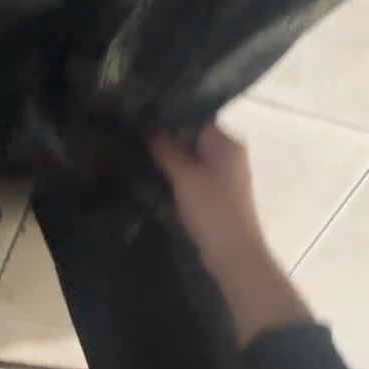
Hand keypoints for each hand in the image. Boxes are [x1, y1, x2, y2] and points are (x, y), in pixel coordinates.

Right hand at [149, 124, 268, 269]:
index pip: (194, 116)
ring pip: (192, 156)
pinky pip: (194, 173)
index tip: (141, 117)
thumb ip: (165, 148)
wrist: (233, 252)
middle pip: (193, 136)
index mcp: (226, 142)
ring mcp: (225, 173)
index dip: (168, 116)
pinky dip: (178, 174)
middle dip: (166, 137)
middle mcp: (229, 152)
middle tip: (135, 136)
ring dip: (170, 158)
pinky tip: (156, 176)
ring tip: (140, 154)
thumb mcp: (183, 176)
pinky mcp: (218, 191)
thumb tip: (147, 126)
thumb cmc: (211, 209)